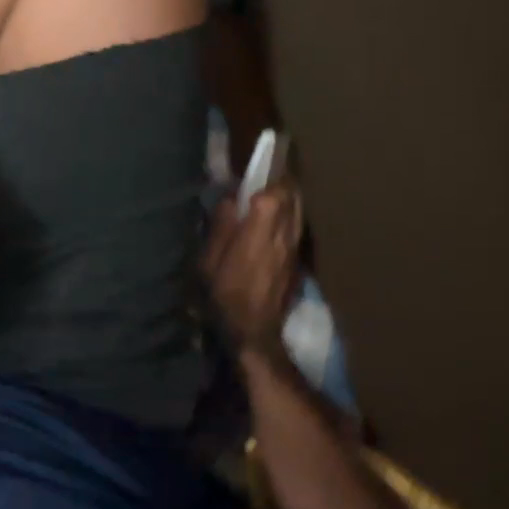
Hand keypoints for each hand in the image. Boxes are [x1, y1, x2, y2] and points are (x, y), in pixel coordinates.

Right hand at [201, 186, 303, 356]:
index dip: (266, 182)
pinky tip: (276, 222)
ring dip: (289, 200)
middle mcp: (283, 238)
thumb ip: (222, 227)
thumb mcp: (209, 260)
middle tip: (265, 178)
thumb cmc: (224, 294)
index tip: (253, 178)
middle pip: (292, 200)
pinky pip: (298, 228)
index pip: (274, 197)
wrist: (254, 330)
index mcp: (259, 235)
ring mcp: (295, 250)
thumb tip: (232, 200)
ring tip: (273, 195)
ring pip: (299, 213)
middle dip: (281, 185)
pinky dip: (290, 217)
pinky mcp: (298, 261)